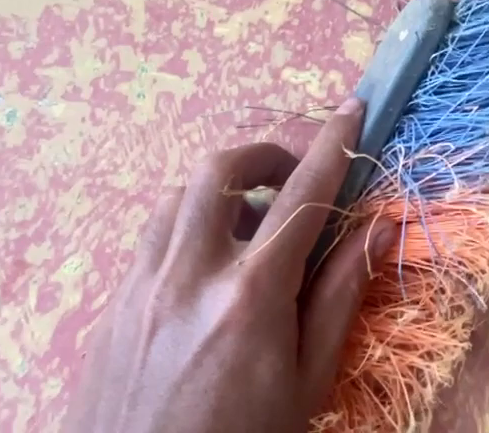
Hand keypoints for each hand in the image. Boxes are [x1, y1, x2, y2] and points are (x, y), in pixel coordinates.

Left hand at [65, 96, 395, 432]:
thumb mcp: (308, 381)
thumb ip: (341, 293)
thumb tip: (379, 225)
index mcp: (250, 294)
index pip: (303, 194)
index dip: (333, 144)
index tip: (352, 108)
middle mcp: (189, 275)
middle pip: (221, 169)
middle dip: (264, 155)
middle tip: (291, 178)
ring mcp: (139, 290)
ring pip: (178, 197)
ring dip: (222, 191)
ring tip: (249, 227)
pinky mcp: (109, 309)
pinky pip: (151, 239)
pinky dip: (189, 228)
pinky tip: (208, 269)